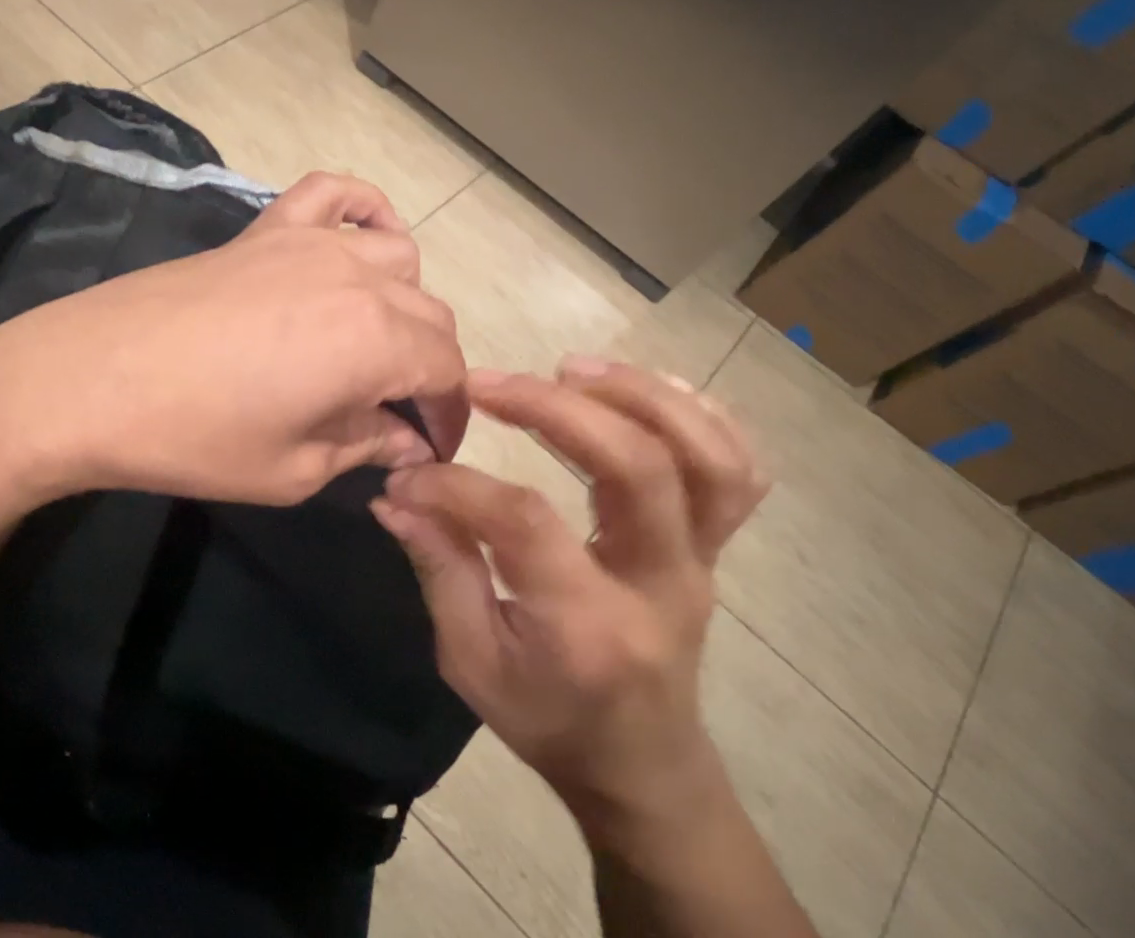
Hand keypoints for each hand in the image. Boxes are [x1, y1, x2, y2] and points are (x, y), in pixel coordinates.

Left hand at [0, 172, 470, 506]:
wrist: (87, 382)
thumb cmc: (194, 439)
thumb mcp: (292, 469)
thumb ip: (365, 446)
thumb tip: (406, 439)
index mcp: (376, 341)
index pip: (447, 372)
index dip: (447, 417)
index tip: (429, 451)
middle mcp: (358, 277)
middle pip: (430, 315)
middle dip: (429, 370)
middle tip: (394, 417)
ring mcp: (309, 242)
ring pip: (397, 258)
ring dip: (403, 305)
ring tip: (370, 347)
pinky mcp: (263, 229)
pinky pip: (334, 195)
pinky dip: (362, 211)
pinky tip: (356, 242)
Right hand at [370, 360, 768, 820]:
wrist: (641, 765)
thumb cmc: (546, 720)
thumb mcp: (470, 663)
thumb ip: (439, 570)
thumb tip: (397, 495)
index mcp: (587, 624)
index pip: (525, 522)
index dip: (458, 486)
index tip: (408, 475)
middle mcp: (657, 584)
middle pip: (638, 467)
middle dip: (557, 409)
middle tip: (489, 383)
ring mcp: (699, 564)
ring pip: (708, 459)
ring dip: (641, 397)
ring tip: (571, 370)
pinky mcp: (713, 551)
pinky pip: (736, 472)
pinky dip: (699, 417)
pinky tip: (642, 391)